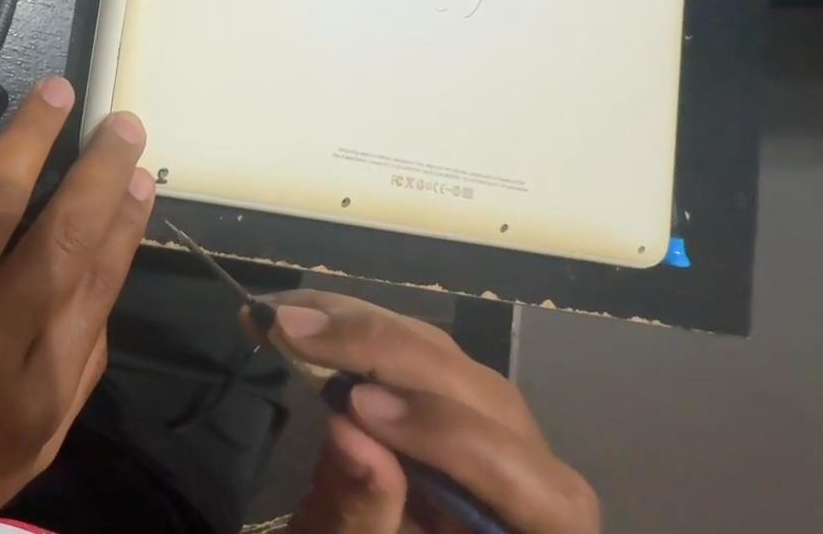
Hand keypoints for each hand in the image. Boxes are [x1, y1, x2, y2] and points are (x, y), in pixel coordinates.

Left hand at [0, 77, 155, 533]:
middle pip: (57, 240)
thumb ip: (76, 364)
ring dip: (26, 145)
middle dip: (95, 174)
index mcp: (39, 387)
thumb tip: (107, 271)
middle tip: (120, 121)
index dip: (125, 223)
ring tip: (56, 95)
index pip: (96, 285)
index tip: (141, 173)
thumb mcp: (33, 442)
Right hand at [267, 290, 599, 533]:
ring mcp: (501, 432)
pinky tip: (305, 315)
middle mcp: (540, 481)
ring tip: (283, 313)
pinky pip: (418, 348)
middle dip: (385, 352)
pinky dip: (356, 325)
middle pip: (485, 398)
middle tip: (291, 328)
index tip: (352, 405)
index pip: (536, 490)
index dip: (448, 438)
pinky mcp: (453, 399)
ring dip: (360, 325)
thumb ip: (360, 509)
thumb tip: (348, 429)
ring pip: (449, 359)